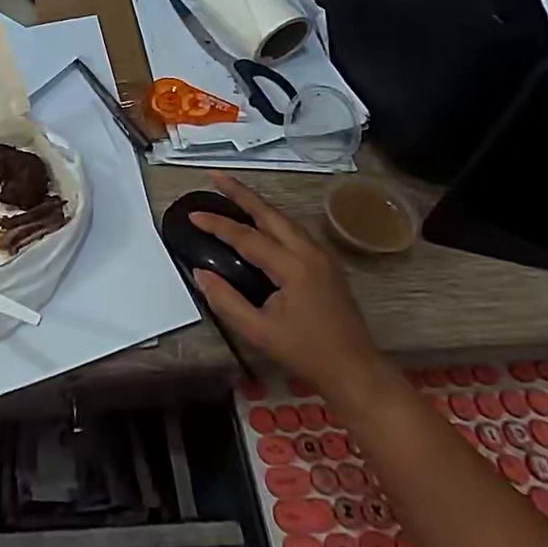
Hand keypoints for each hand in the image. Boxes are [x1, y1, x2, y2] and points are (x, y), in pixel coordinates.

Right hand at [191, 173, 382, 395]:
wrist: (355, 370)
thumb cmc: (306, 353)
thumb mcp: (258, 331)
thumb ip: (225, 300)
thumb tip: (200, 272)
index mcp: (293, 267)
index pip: (247, 237)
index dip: (217, 224)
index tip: (192, 215)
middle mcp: (310, 252)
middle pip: (270, 213)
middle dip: (241, 192)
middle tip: (215, 176)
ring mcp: (321, 255)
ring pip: (284, 219)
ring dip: (257, 203)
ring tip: (232, 192)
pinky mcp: (325, 263)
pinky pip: (294, 230)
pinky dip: (271, 218)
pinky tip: (259, 220)